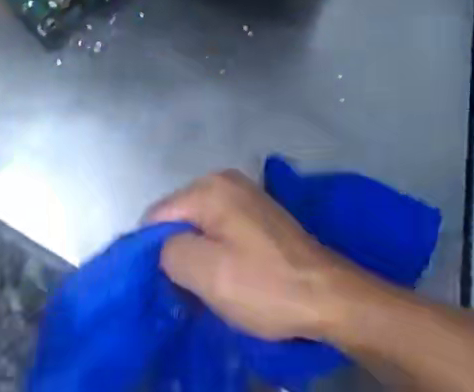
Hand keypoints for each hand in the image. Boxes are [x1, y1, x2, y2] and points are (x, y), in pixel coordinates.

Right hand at [145, 169, 369, 341]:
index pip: (156, 216)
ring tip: (206, 285)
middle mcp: (227, 180)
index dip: (150, 252)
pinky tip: (227, 276)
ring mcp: (246, 195)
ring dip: (197, 255)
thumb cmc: (263, 284)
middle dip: (175, 251)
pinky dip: (216, 252)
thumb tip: (163, 245)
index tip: (161, 284)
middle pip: (178, 218)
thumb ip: (170, 251)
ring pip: (199, 227)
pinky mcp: (259, 214)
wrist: (323, 292)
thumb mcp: (206, 273)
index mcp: (211, 188)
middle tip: (184, 287)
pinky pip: (220, 230)